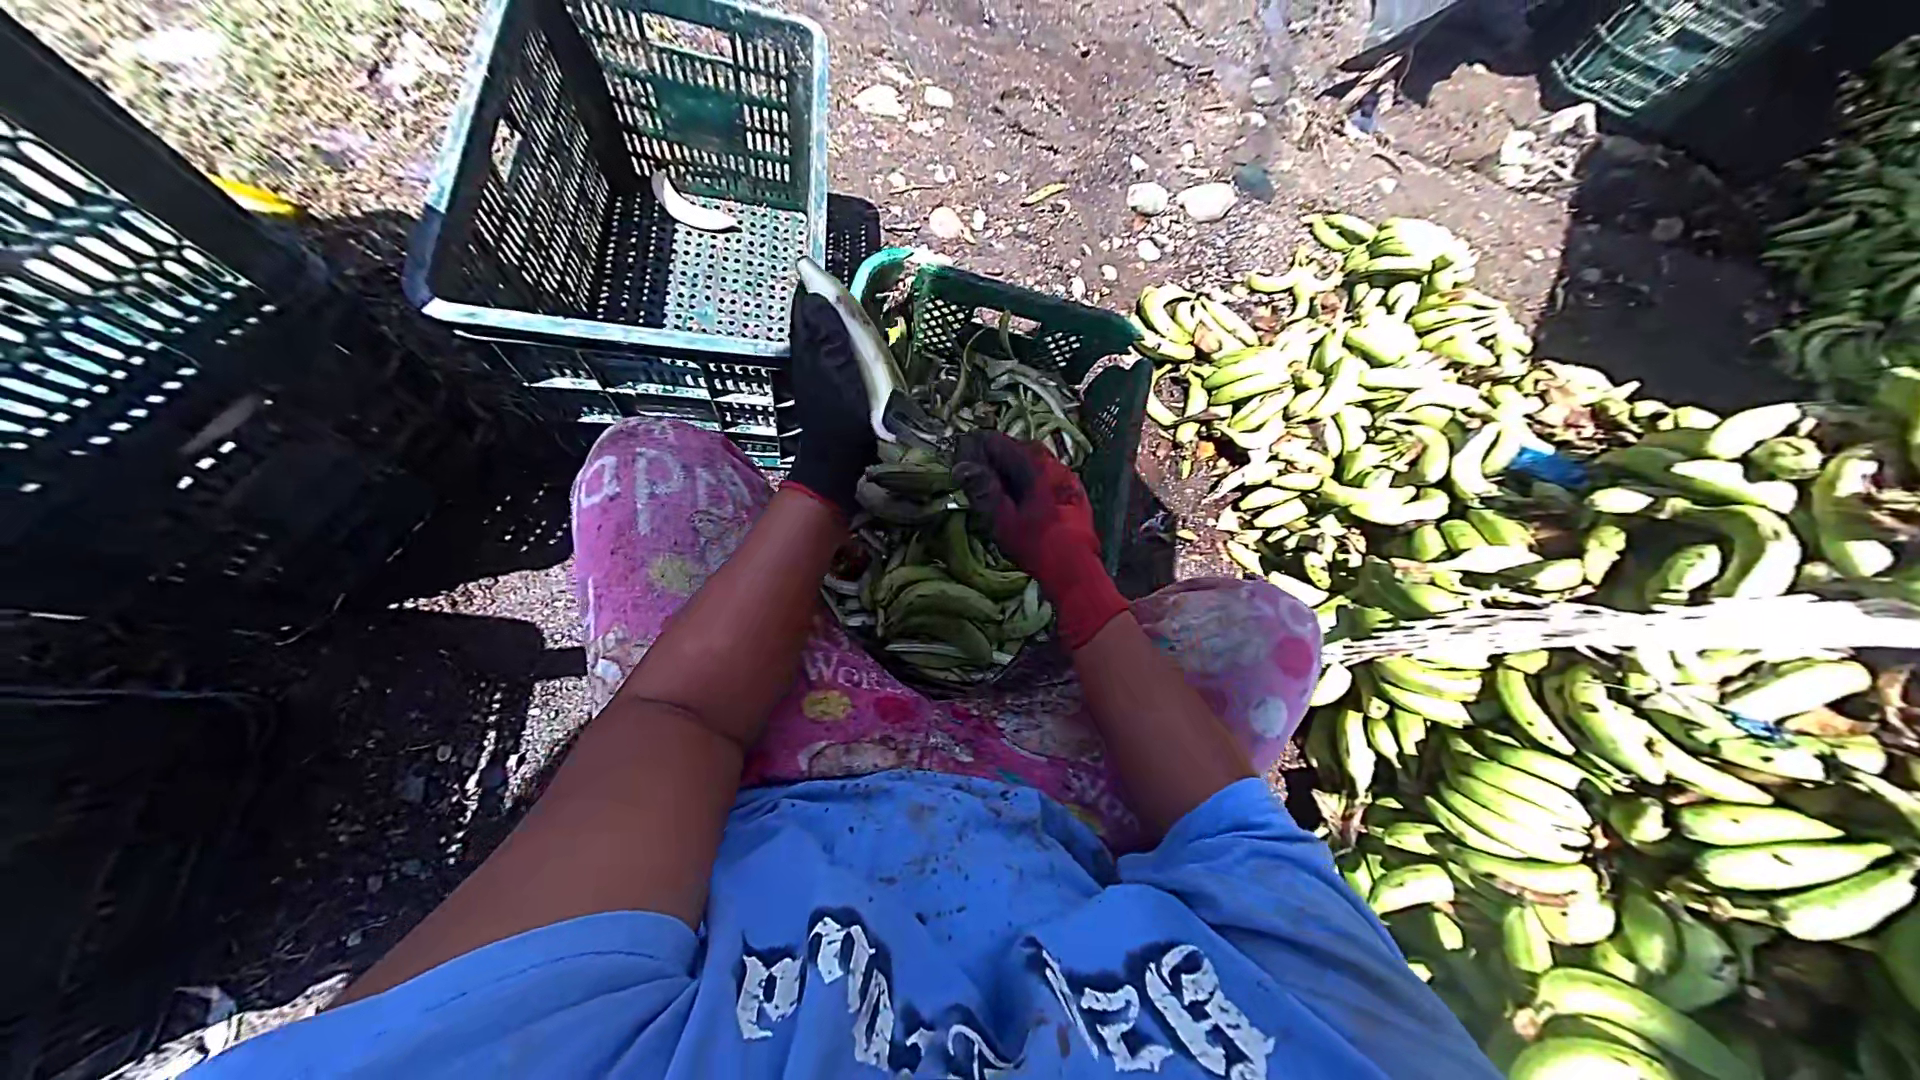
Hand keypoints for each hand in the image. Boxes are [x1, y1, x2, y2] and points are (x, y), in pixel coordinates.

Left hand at [785, 291, 876, 516]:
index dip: (814, 285)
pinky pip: (823, 352)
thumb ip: (829, 336)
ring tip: (843, 307)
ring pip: (814, 335)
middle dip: (818, 299)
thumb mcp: (840, 372)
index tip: (827, 270)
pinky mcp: (820, 386)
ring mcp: (811, 373)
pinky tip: (845, 343)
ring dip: (825, 319)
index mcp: (809, 349)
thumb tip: (816, 297)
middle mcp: (805, 357)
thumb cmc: (844, 416)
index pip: (805, 306)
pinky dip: (832, 340)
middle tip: (837, 284)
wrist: (837, 458)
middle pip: (807, 318)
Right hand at [953, 430, 1128, 649]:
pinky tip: (1022, 496)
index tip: (960, 455)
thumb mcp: (1003, 519)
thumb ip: (983, 489)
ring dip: (1014, 468)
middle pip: (1018, 449)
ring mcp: (1068, 478)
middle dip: (995, 456)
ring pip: (1034, 462)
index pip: (999, 443)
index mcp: (1035, 465)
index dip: (976, 447)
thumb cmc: (1037, 545)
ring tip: (996, 484)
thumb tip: (962, 466)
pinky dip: (1030, 480)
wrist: (1077, 570)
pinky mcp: (1075, 493)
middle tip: (975, 471)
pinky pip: (1047, 476)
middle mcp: (1054, 464)